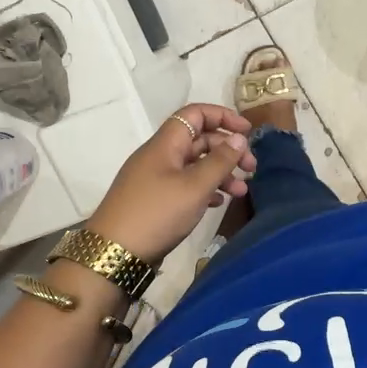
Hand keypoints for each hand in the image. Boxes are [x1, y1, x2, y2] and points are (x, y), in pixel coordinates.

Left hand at [85, 104, 257, 262]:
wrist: (114, 253)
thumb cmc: (157, 213)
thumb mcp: (195, 186)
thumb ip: (220, 160)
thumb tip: (240, 137)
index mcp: (165, 145)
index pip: (195, 114)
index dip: (223, 116)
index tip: (248, 132)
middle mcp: (160, 156)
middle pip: (199, 140)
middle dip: (228, 150)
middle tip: (252, 169)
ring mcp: (156, 179)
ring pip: (195, 164)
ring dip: (221, 173)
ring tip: (241, 192)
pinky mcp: (157, 200)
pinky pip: (187, 184)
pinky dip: (206, 189)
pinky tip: (218, 203)